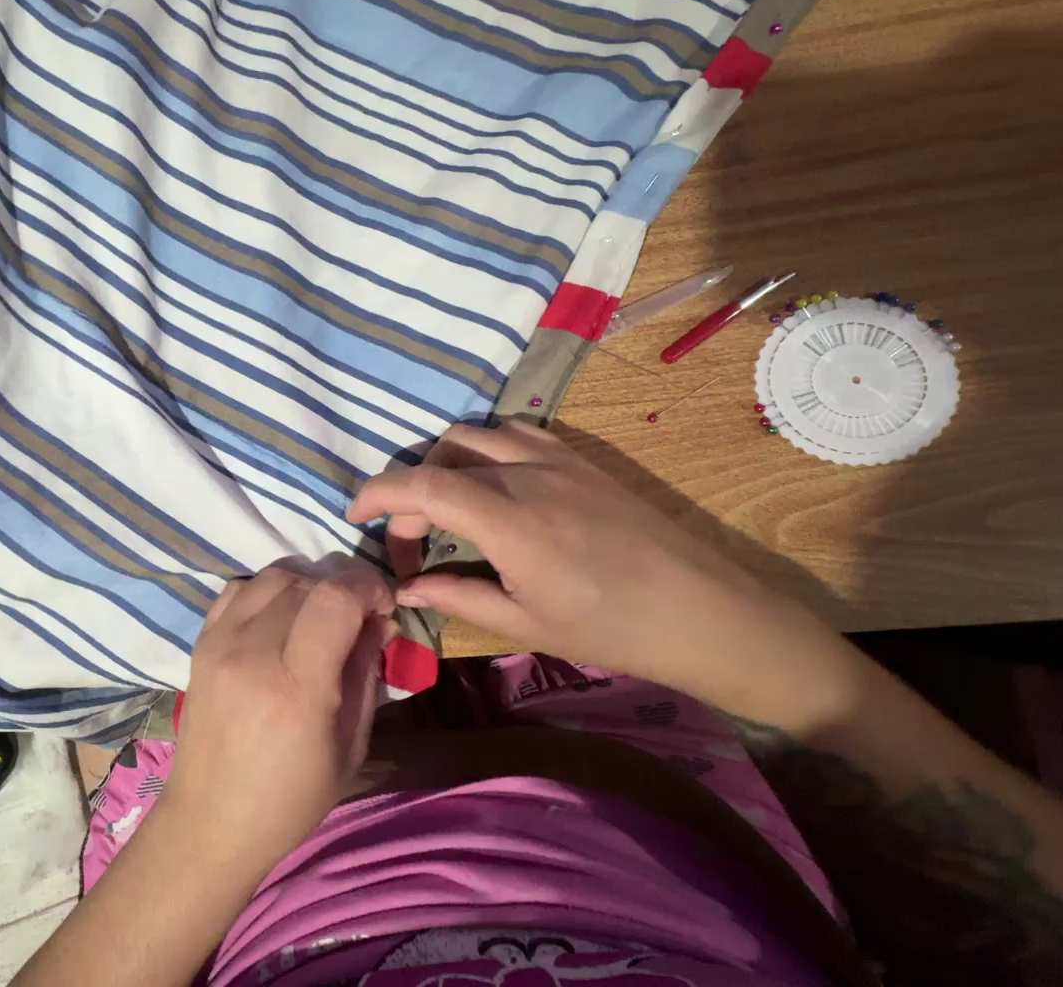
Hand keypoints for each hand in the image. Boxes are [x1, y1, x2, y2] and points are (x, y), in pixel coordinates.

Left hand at [164, 560, 395, 869]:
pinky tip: (279, 618)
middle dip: (341, 589)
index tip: (383, 605)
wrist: (212, 817)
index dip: (367, 588)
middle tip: (357, 617)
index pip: (334, 600)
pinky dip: (266, 591)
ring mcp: (219, 644)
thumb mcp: (350, 745)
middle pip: (305, 583)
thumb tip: (378, 620)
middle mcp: (252, 654)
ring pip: (271, 577)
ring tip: (318, 617)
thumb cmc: (291, 797)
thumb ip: (365, 674)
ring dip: (305, 586)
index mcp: (295, 688)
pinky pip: (237, 589)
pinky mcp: (200, 643)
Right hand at [346, 421, 868, 732]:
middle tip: (411, 540)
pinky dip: (484, 448)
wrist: (706, 614)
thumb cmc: (611, 629)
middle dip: (409, 492)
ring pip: (474, 435)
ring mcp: (557, 459)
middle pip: (440, 456)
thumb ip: (454, 594)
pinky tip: (492, 484)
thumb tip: (401, 590)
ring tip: (446, 507)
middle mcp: (526, 474)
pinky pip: (514, 432)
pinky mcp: (580, 459)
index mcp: (508, 520)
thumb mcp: (523, 622)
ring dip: (444, 463)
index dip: (377, 494)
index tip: (355, 516)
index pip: (420, 483)